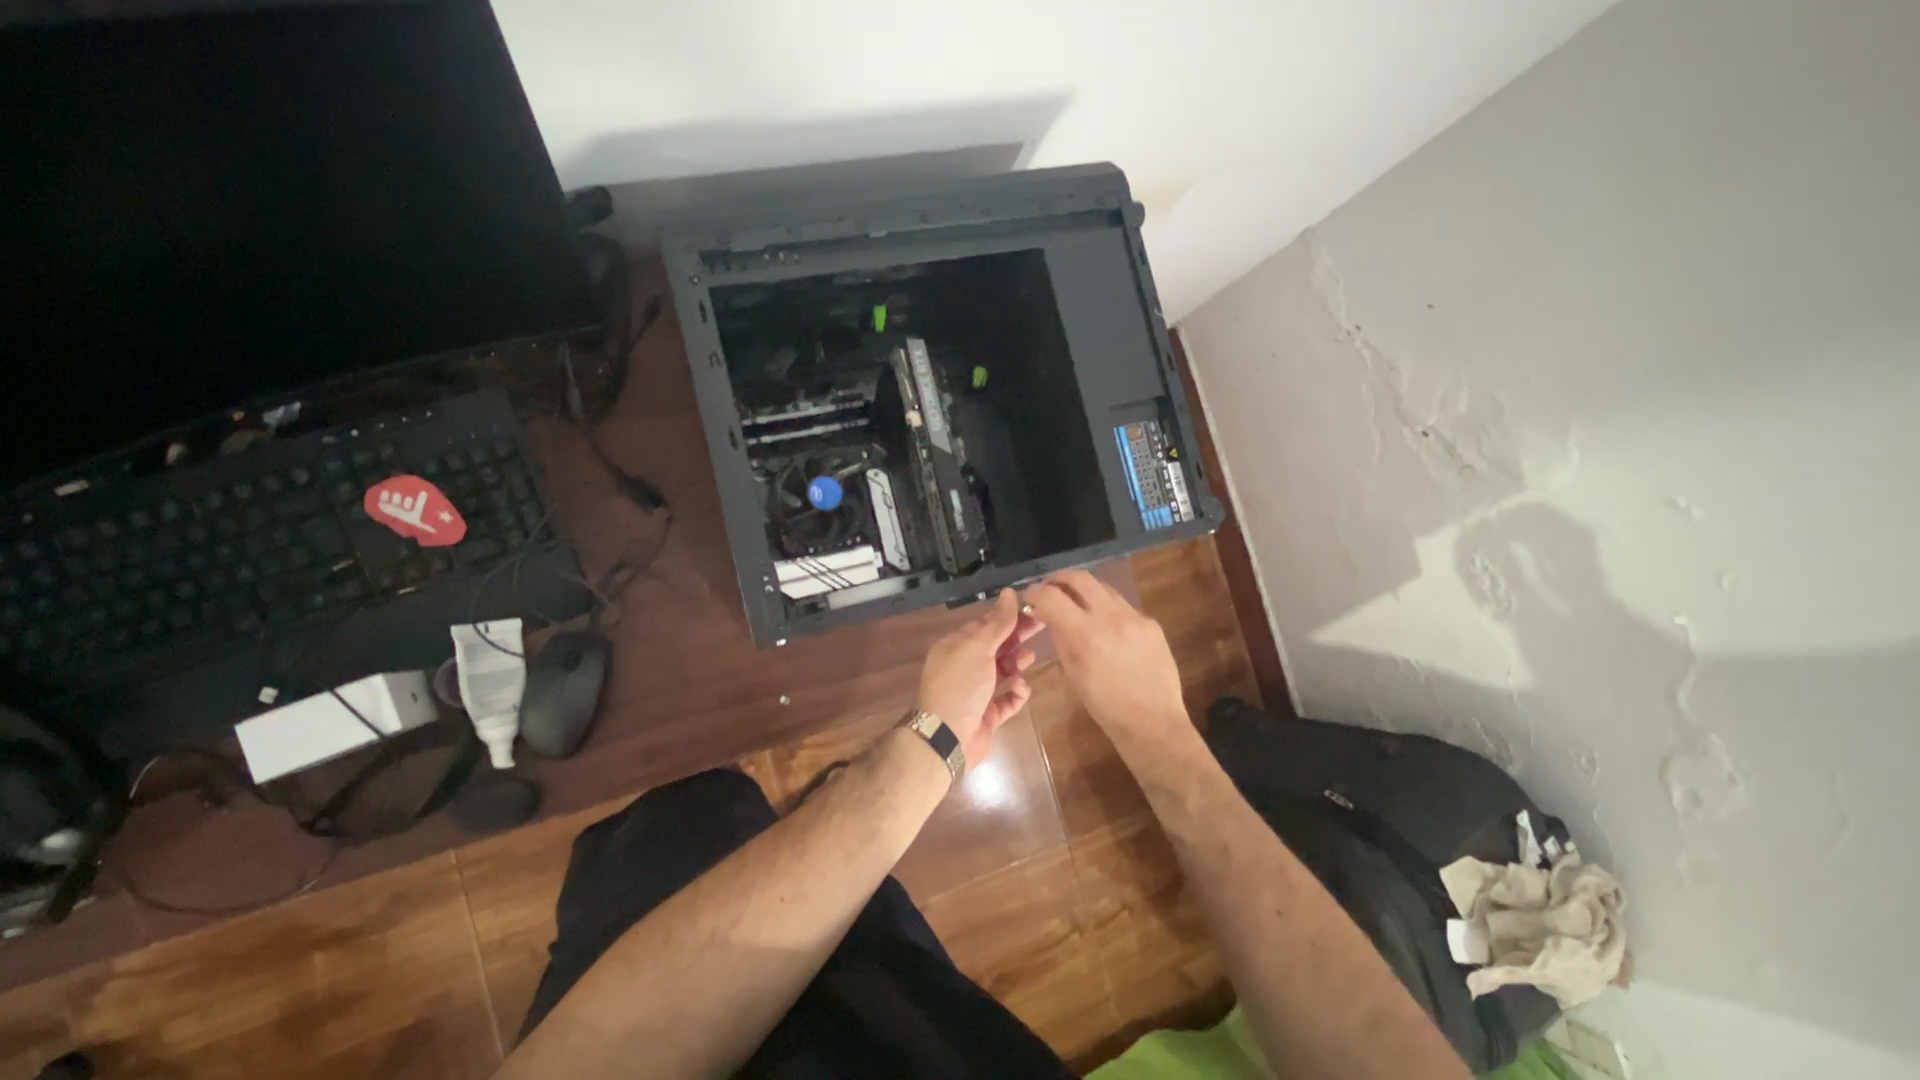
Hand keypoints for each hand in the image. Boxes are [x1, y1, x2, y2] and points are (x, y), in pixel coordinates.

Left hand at [916, 589, 1042, 766]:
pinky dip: (1016, 693)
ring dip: (1016, 663)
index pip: (984, 625)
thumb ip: (997, 623)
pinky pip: (1007, 699)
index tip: (1033, 609)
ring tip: (1028, 657)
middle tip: (1041, 626)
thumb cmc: (960, 685)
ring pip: (1002, 672)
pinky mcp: (987, 715)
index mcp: (955, 647)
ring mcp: (976, 692)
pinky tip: (1020, 688)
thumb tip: (1009, 592)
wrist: (947, 737)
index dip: (1007, 616)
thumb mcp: (978, 648)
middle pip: (995, 646)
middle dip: (1016, 637)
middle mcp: (964, 667)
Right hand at [1023, 569, 1188, 746]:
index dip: (1034, 592)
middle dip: (1059, 579)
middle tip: (1050, 590)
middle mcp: (1111, 618)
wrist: (1153, 722)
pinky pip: (1123, 606)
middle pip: (1079, 577)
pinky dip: (1107, 610)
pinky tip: (1106, 628)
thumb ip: (1060, 638)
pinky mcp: (1151, 623)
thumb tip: (1048, 616)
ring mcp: (1135, 617)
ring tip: (1077, 606)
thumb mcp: (1073, 673)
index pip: (1050, 596)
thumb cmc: (1105, 707)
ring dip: (1085, 592)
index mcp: (1085, 635)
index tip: (1029, 597)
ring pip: (1103, 588)